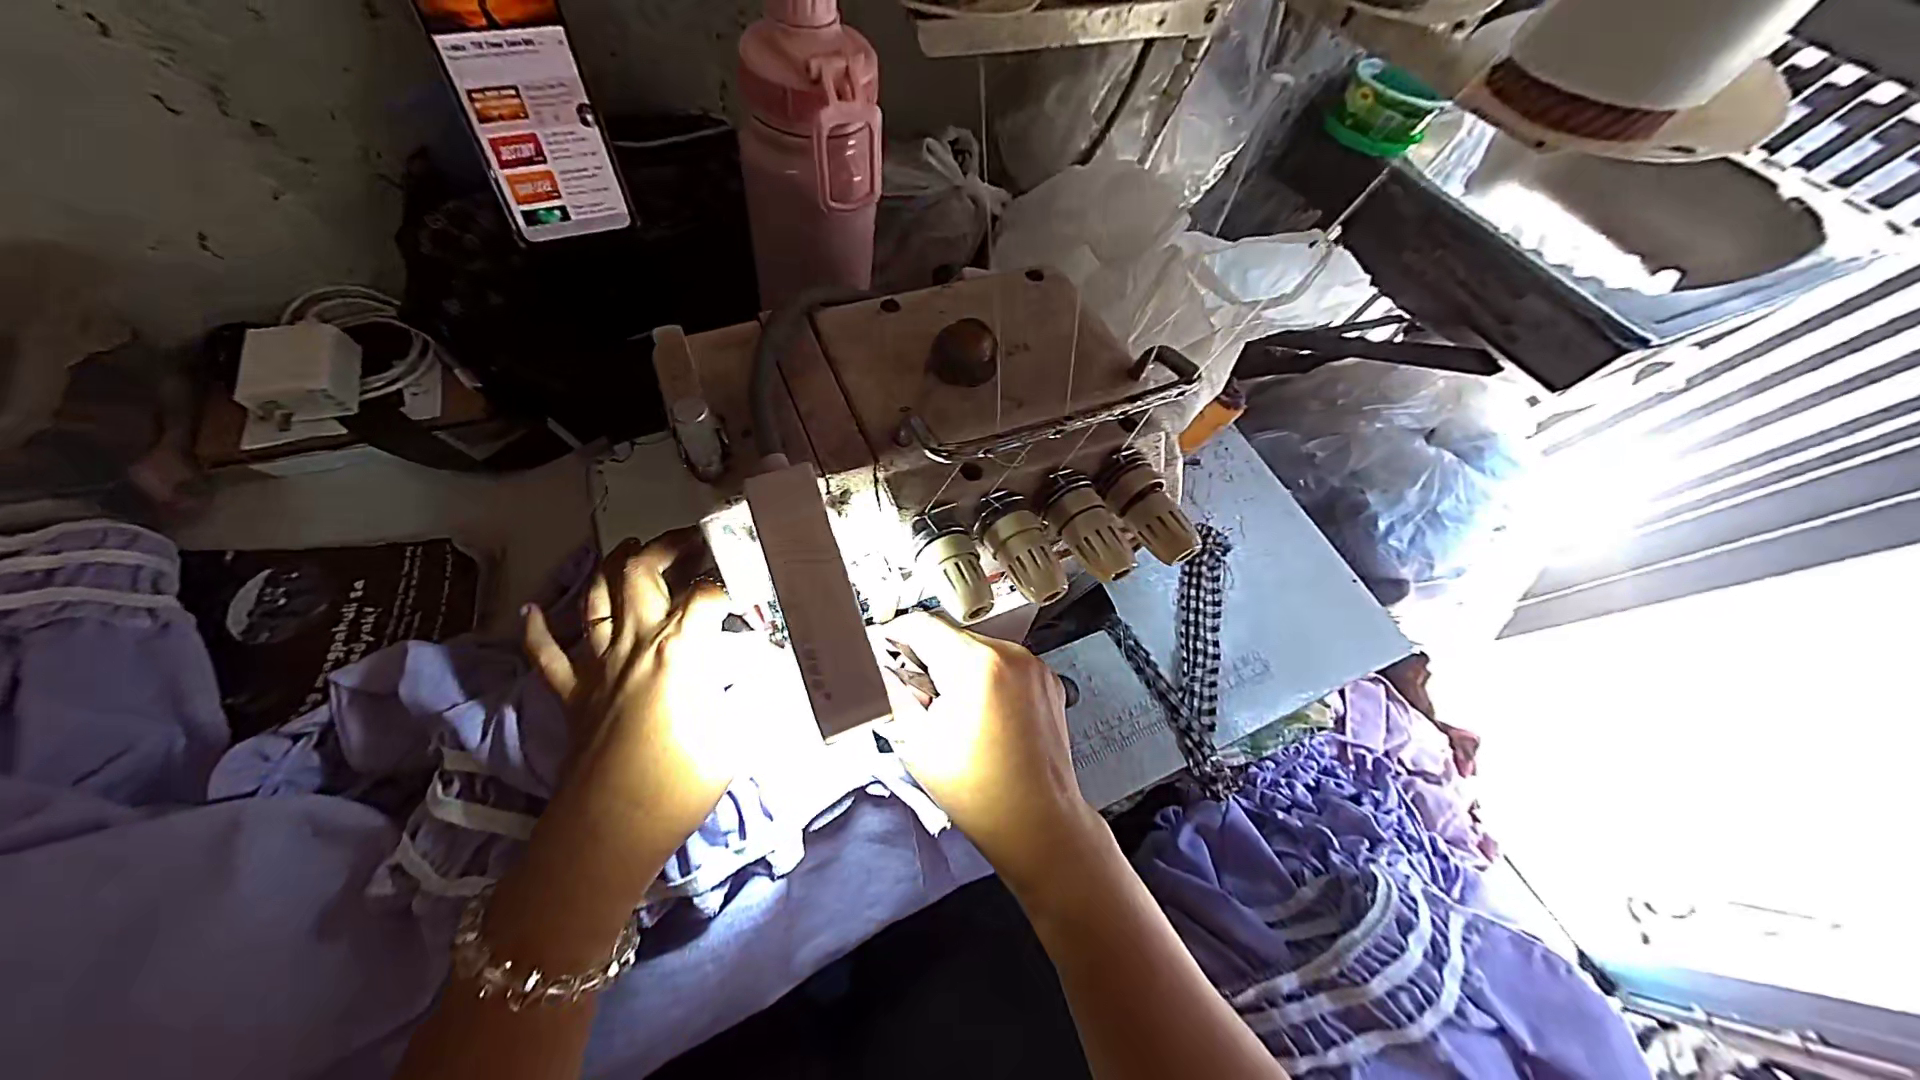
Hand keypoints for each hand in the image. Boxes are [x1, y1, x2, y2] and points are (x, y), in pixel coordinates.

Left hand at [519, 530, 735, 903]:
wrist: (608, 833)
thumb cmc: (680, 785)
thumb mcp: (736, 737)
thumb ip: (752, 696)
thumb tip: (768, 673)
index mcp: (679, 652)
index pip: (706, 595)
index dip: (731, 580)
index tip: (749, 576)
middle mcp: (635, 646)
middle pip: (642, 576)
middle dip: (666, 547)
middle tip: (690, 540)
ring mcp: (598, 667)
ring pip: (596, 600)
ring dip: (612, 567)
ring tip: (629, 546)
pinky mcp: (572, 695)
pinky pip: (547, 655)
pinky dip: (538, 630)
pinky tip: (534, 610)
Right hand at [876, 612, 1103, 897]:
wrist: (1037, 823)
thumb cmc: (985, 795)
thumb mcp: (916, 741)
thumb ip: (890, 694)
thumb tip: (877, 668)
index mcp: (977, 664)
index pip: (921, 624)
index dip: (892, 635)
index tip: (881, 646)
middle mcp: (1011, 657)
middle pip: (949, 636)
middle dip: (924, 658)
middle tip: (911, 692)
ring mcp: (1032, 668)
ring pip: (975, 650)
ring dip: (954, 669)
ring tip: (949, 713)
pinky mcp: (1044, 682)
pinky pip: (1002, 666)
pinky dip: (983, 679)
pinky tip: (976, 716)